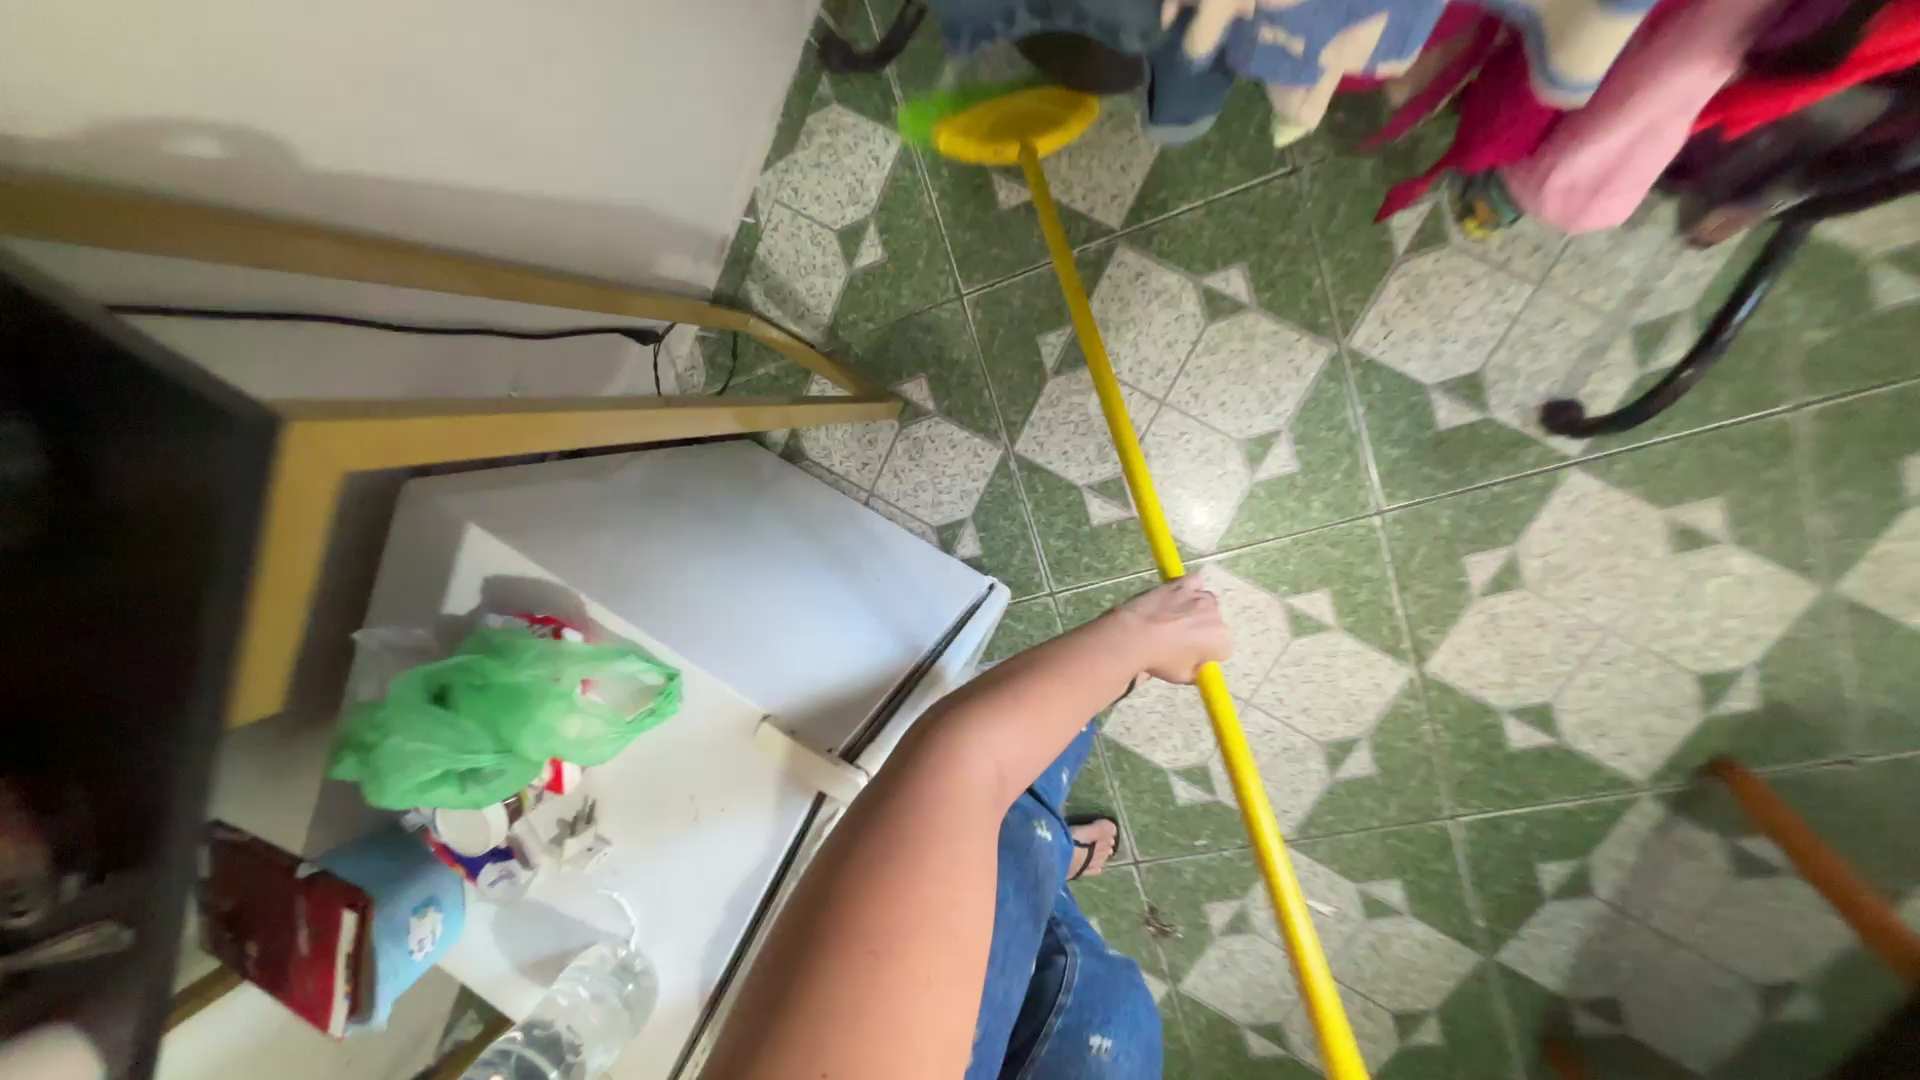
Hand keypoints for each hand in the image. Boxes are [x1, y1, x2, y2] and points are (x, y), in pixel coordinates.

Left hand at [1111, 575, 1233, 683]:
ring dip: (1195, 610)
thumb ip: (1195, 669)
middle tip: (1179, 641)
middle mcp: (1215, 615)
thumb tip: (1194, 663)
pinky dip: (1190, 587)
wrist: (1134, 635)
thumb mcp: (1182, 677)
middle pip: (1214, 624)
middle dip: (1202, 632)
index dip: (1205, 656)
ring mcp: (1198, 597)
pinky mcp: (1181, 584)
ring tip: (1175, 619)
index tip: (1190, 658)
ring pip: (1205, 603)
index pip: (1222, 650)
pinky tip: (1178, 596)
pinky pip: (1194, 582)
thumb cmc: (1160, 660)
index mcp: (1221, 639)